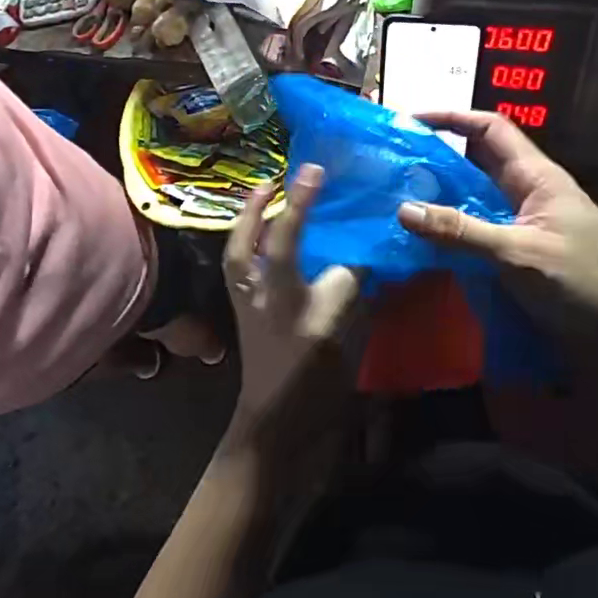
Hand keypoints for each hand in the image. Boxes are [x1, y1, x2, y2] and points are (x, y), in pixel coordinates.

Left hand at [222, 164, 359, 442]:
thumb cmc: (310, 384)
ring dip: (248, 227)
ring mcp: (247, 307)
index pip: (287, 236)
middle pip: (243, 243)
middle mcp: (255, 294)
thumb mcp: (340, 333)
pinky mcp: (248, 319)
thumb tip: (358, 255)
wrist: (278, 430)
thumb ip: (349, 287)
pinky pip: (244, 274)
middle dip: (255, 210)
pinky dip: (253, 252)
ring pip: (239, 256)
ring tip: (266, 204)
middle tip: (273, 181)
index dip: (301, 201)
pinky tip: (270, 247)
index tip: (313, 168)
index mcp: (279, 294)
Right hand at [396, 111, 597, 343]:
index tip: (410, 122)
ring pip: (474, 201)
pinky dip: (450, 233)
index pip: (491, 130)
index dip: (452, 118)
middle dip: (437, 161)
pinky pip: (477, 234)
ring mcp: (525, 227)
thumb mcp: (519, 255)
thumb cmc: (586, 286)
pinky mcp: (520, 257)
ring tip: (396, 204)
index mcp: (538, 178)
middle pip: (477, 164)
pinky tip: (423, 245)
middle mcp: (529, 196)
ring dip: (440, 200)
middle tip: (393, 169)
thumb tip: (402, 209)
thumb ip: (461, 232)